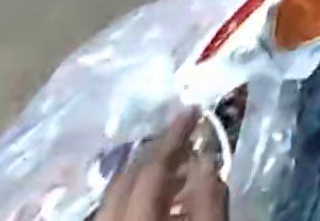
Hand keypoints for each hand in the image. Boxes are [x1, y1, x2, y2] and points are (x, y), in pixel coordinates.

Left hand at [100, 110, 227, 220]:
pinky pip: (110, 212)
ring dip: (143, 174)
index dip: (174, 137)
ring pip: (114, 196)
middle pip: (126, 179)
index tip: (193, 110)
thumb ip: (209, 201)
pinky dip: (132, 196)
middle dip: (155, 151)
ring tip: (176, 164)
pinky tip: (159, 197)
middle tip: (184, 132)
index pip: (152, 170)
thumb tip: (207, 156)